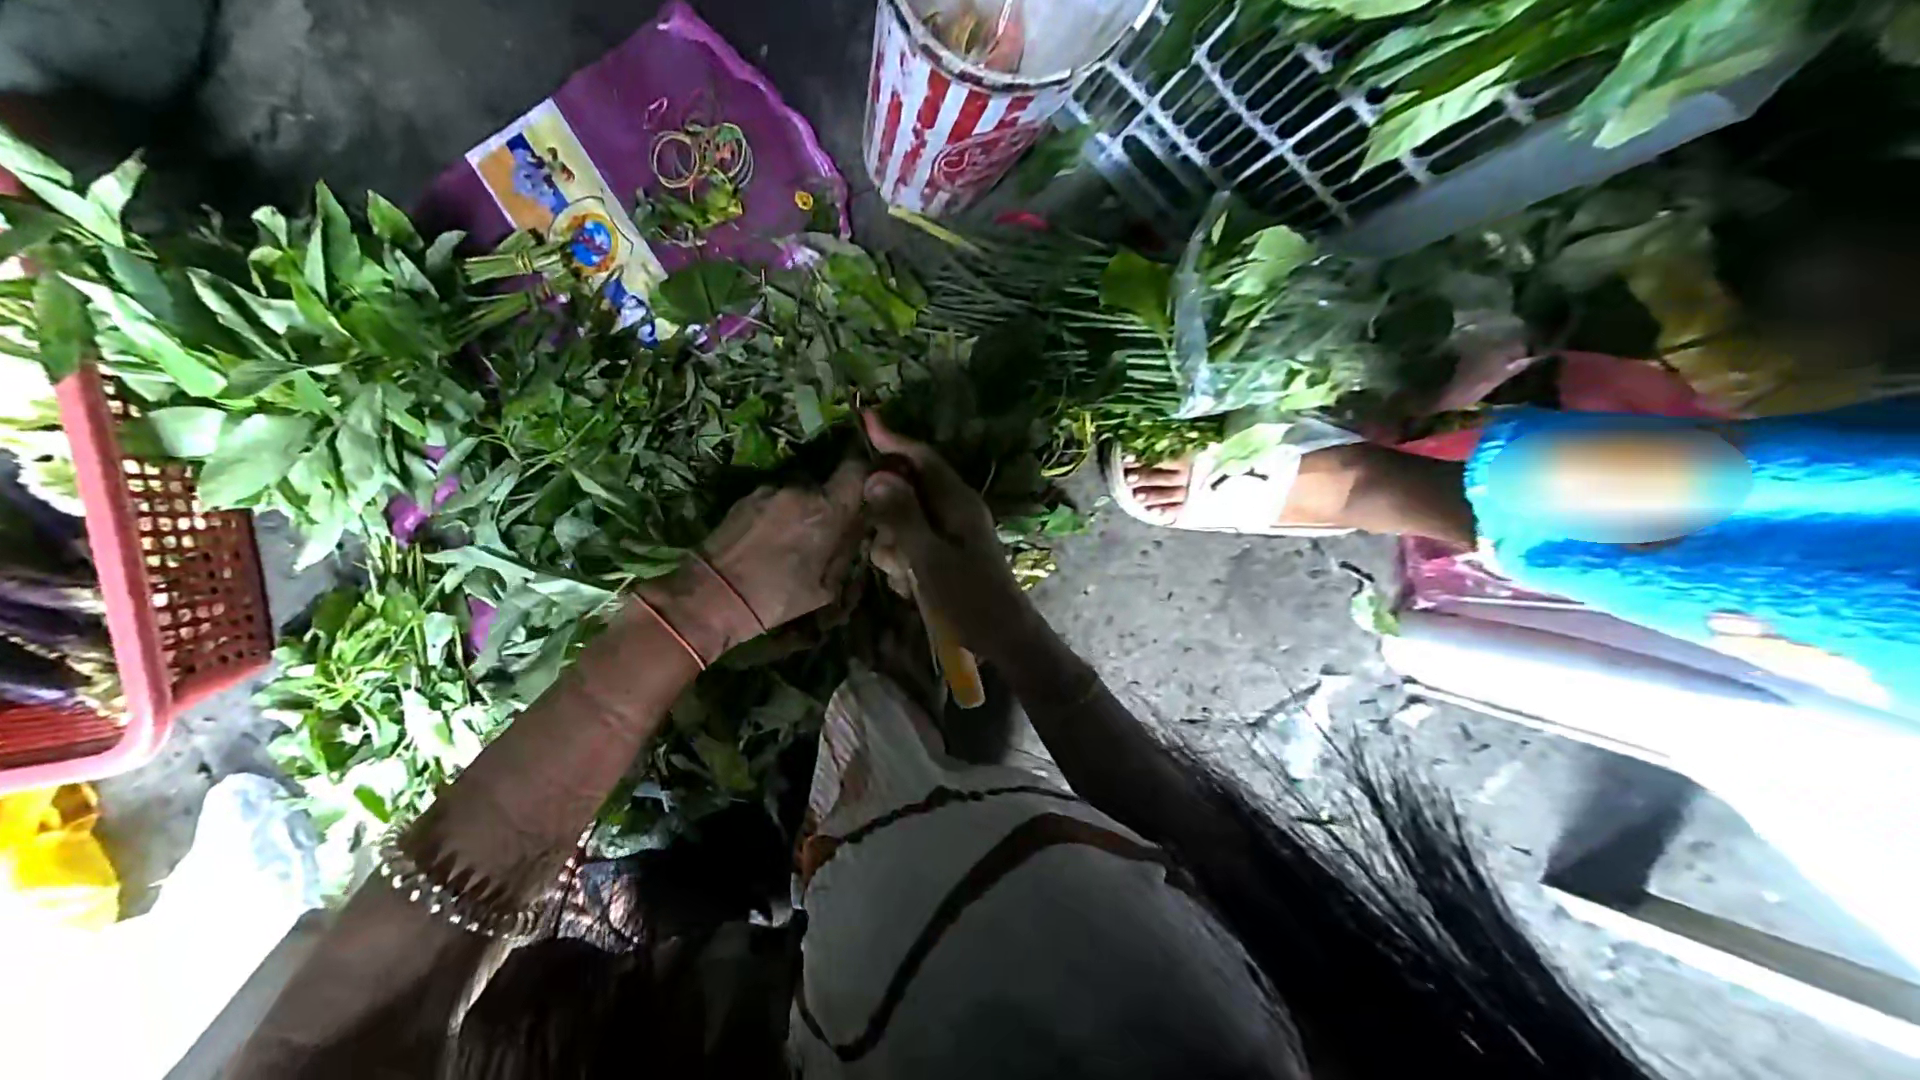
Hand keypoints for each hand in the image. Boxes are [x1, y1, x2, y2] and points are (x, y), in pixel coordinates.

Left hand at [636, 458, 866, 662]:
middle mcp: (800, 490)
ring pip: (799, 494)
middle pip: (826, 486)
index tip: (866, 492)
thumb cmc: (776, 598)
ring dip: (802, 510)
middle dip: (829, 505)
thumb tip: (859, 528)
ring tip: (791, 541)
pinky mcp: (745, 497)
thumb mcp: (826, 587)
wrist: (712, 596)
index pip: (857, 470)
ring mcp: (769, 490)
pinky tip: (769, 540)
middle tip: (825, 533)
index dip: (865, 477)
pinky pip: (774, 500)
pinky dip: (778, 514)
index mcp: (826, 510)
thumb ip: (846, 550)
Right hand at [861, 412, 1034, 661]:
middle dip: (887, 517)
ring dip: (895, 548)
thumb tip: (876, 477)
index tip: (864, 419)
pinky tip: (912, 588)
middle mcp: (955, 510)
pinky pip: (912, 545)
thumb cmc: (969, 598)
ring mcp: (951, 532)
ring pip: (904, 522)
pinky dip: (905, 563)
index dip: (893, 439)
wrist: (1003, 638)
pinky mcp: (946, 553)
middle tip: (885, 546)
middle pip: (906, 491)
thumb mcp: (929, 558)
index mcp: (957, 502)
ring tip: (905, 576)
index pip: (922, 459)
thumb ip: (902, 517)